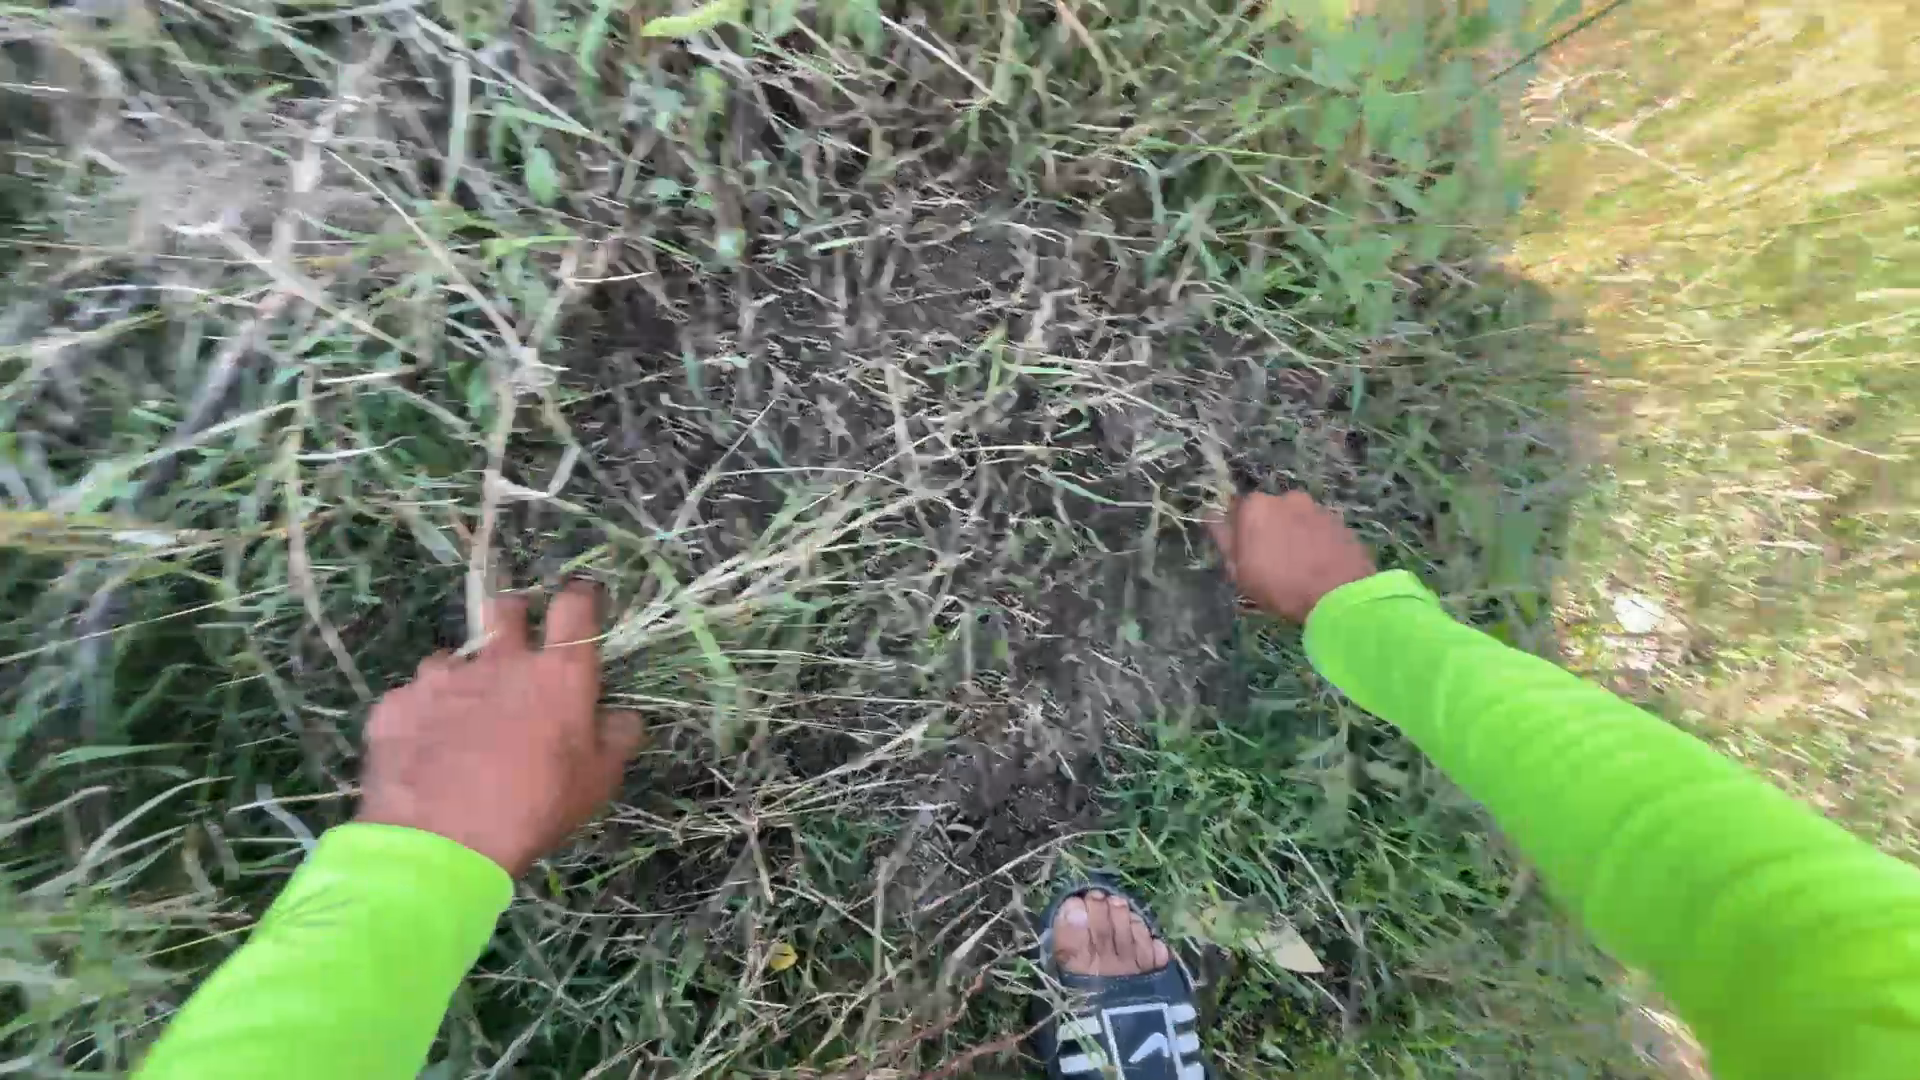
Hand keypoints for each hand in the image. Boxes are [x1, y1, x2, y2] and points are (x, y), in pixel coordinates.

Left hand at [356, 581, 644, 876]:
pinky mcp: (394, 707)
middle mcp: (501, 662)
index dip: (580, 596)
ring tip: (462, 716)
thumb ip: (618, 736)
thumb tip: (622, 715)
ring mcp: (441, 680)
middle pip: (506, 608)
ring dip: (463, 676)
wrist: (441, 847)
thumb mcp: (600, 779)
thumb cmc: (536, 806)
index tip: (581, 599)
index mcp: (558, 673)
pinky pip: (411, 698)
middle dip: (514, 614)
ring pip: (452, 658)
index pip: (574, 607)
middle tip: (518, 645)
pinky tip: (425, 748)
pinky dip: (422, 714)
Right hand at [1210, 492, 1376, 622]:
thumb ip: (1224, 539)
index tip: (1244, 554)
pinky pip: (1317, 528)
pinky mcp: (1340, 521)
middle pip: (1268, 513)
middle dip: (1267, 530)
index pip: (1236, 512)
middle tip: (1271, 561)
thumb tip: (1212, 517)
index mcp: (1255, 506)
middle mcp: (1285, 498)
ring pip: (1294, 519)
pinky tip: (1317, 564)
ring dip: (1292, 534)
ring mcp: (1316, 508)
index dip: (1238, 533)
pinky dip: (1314, 540)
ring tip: (1298, 564)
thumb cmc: (1279, 585)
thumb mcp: (1239, 570)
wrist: (1341, 596)